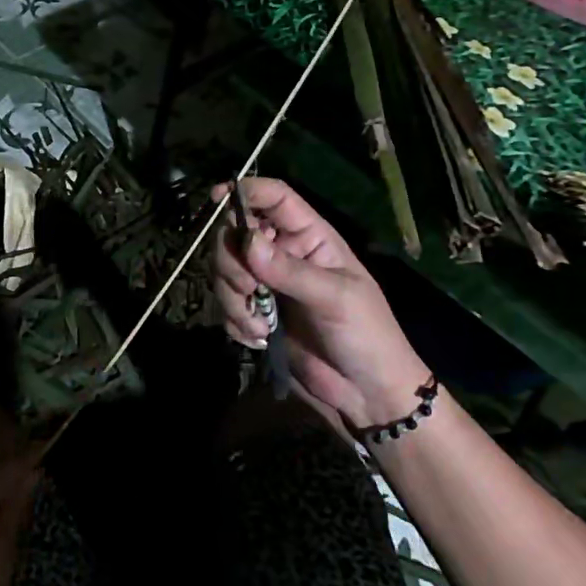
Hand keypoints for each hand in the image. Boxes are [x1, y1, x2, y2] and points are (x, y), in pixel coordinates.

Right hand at [211, 178, 432, 426]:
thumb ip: (289, 271)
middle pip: (237, 234)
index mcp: (310, 237)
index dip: (246, 191)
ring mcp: (268, 286)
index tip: (217, 198)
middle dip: (233, 260)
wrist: (368, 394)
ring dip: (233, 298)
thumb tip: (247, 240)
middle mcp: (284, 255)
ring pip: (226, 273)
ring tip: (259, 326)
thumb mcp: (335, 298)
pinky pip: (227, 307)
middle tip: (249, 288)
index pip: (274, 198)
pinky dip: (235, 322)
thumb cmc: (367, 334)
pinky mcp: (257, 317)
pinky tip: (259, 340)